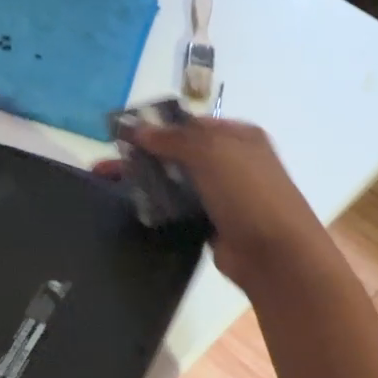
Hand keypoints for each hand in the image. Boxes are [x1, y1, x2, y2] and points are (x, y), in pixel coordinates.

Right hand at [95, 116, 338, 290]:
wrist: (273, 252)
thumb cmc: (248, 194)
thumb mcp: (212, 154)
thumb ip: (174, 139)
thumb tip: (137, 128)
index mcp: (237, 136)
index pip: (190, 124)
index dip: (156, 127)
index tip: (119, 137)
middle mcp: (230, 161)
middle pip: (178, 153)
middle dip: (142, 157)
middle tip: (104, 167)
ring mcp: (220, 193)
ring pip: (174, 182)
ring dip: (144, 183)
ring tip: (108, 188)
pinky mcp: (210, 222)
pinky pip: (177, 208)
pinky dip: (157, 208)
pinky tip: (133, 211)